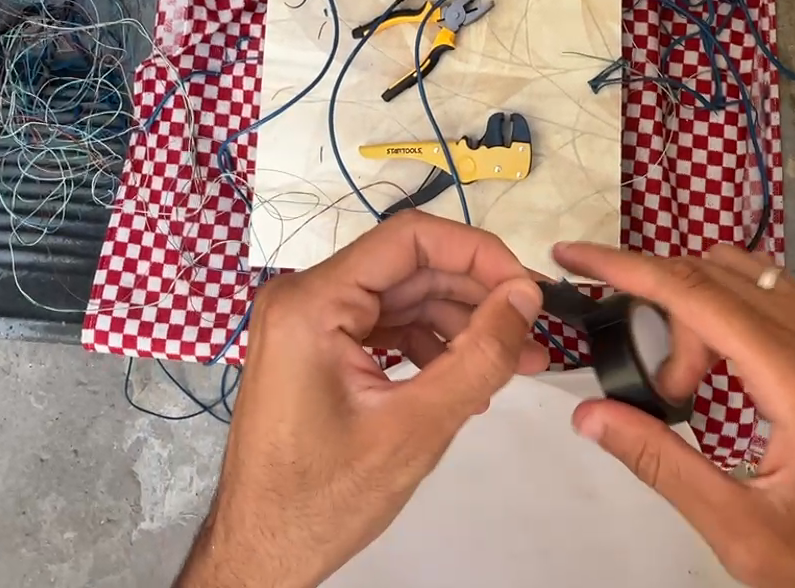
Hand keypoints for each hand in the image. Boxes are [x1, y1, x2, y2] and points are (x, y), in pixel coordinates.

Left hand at [176, 211, 546, 587]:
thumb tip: (525, 295)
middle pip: (409, 268)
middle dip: (477, 295)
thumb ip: (478, 356)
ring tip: (515, 360)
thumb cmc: (325, 499)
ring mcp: (310, 319)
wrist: (260, 556)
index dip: (477, 252)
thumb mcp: (414, 428)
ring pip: (403, 297)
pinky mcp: (319, 344)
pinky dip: (430, 344)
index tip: (526, 287)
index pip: (409, 238)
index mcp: (313, 300)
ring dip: (461, 323)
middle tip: (533, 326)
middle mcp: (306, 294)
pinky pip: (386, 325)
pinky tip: (468, 377)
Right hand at [556, 241, 794, 587]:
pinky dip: (732, 317)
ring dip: (700, 314)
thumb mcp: (747, 535)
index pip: (691, 290)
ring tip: (694, 391)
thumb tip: (590, 415)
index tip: (573, 253)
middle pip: (713, 279)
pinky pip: (775, 301)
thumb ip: (662, 464)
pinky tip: (730, 375)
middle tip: (663, 396)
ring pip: (744, 281)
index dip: (622, 266)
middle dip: (664, 313)